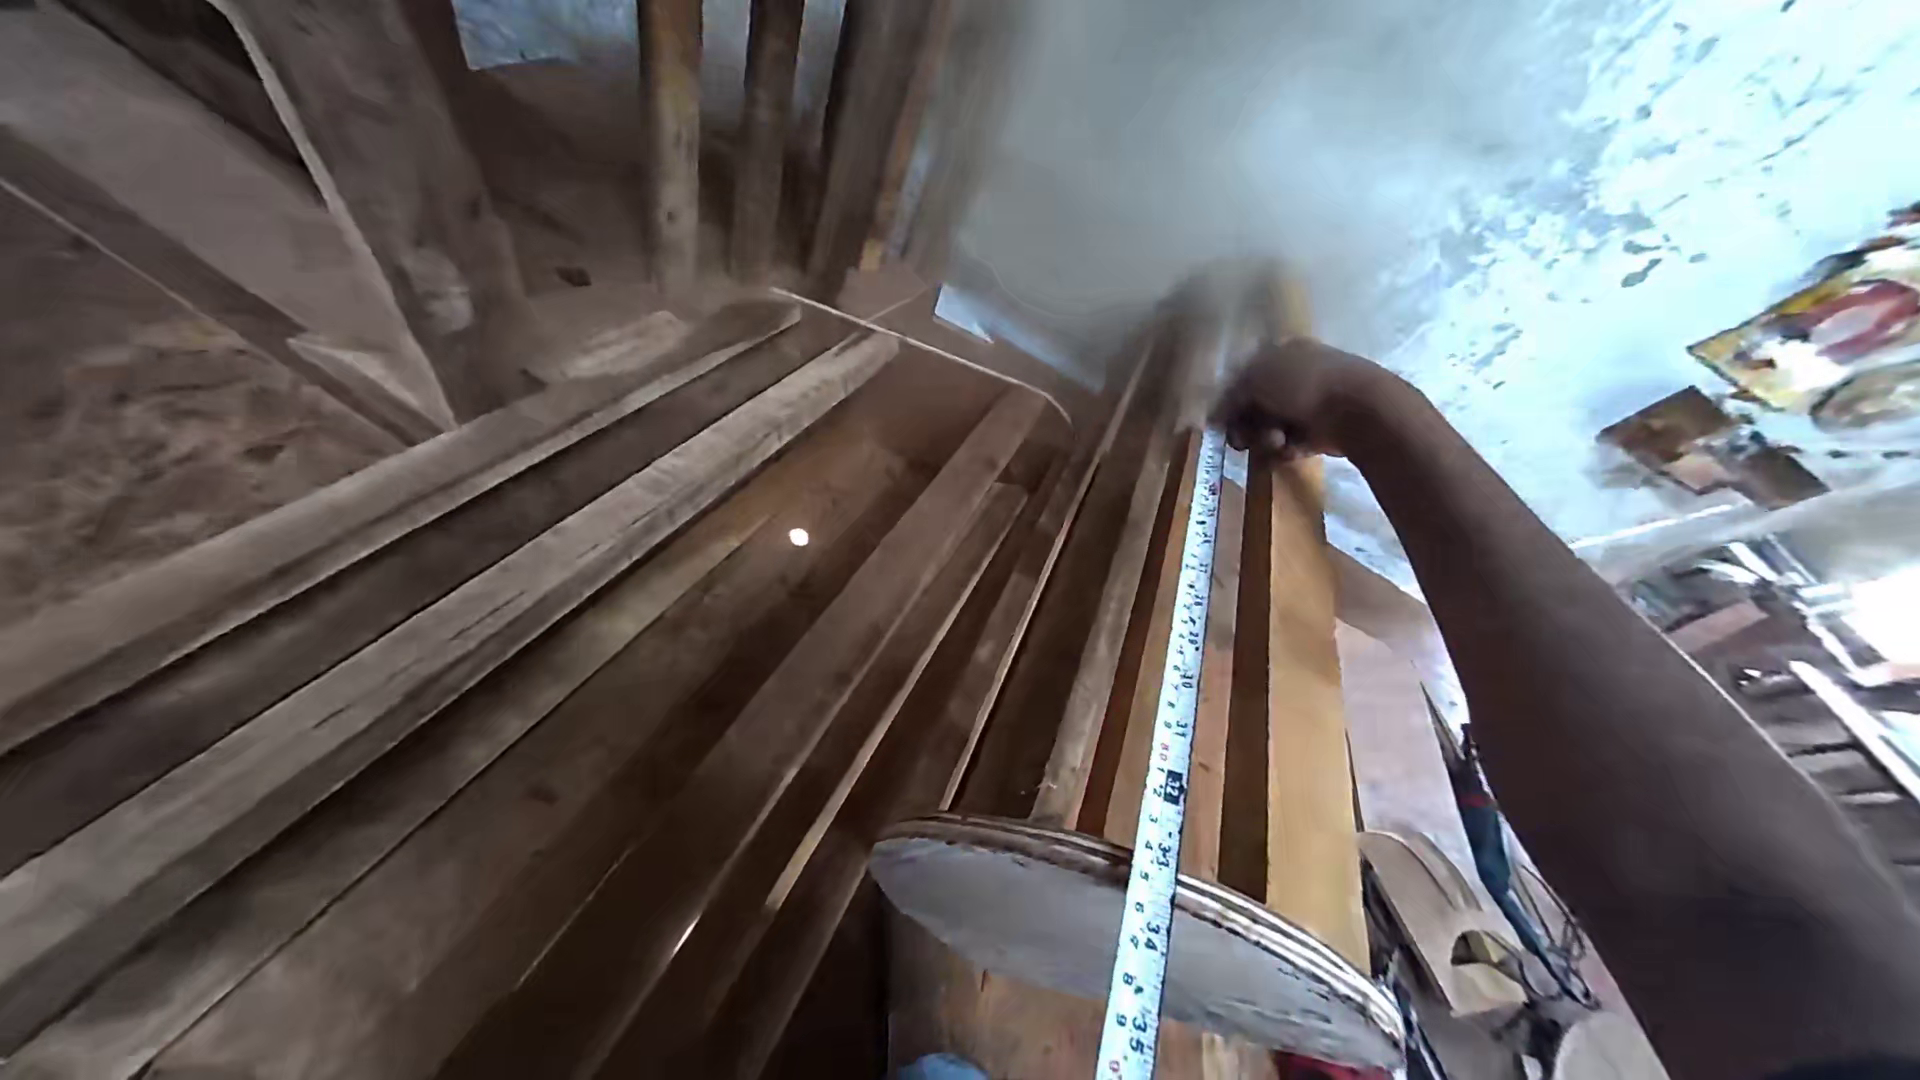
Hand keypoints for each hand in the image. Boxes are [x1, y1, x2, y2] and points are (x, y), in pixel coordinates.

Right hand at [1212, 338, 1396, 456]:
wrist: (1358, 409)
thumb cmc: (1302, 384)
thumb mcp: (1254, 380)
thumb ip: (1229, 397)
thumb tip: (1215, 415)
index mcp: (1280, 354)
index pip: (1242, 379)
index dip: (1228, 402)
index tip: (1220, 422)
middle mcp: (1294, 376)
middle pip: (1254, 407)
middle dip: (1245, 425)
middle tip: (1242, 439)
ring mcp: (1308, 403)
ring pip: (1269, 428)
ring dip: (1265, 439)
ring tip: (1277, 441)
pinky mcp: (1320, 430)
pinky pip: (1289, 443)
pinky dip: (1286, 449)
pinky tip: (1292, 448)